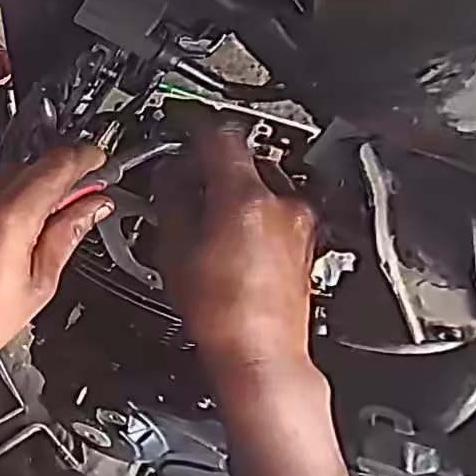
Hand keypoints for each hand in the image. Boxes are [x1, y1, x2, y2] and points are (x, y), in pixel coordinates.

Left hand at [0, 146, 112, 442]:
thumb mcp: (38, 283)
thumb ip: (68, 233)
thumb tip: (92, 206)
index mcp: (9, 216)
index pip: (57, 165)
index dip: (85, 159)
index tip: (98, 162)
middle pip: (31, 168)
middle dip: (58, 182)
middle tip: (77, 205)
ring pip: (5, 177)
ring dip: (28, 193)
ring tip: (36, 232)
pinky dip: (0, 203)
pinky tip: (5, 235)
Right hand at [162, 128, 343, 475]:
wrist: (261, 353)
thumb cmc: (222, 312)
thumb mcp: (175, 249)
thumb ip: (171, 201)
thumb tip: (170, 178)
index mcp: (244, 198)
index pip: (218, 138)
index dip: (193, 125)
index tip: (180, 122)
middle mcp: (282, 202)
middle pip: (242, 158)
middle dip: (209, 163)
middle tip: (180, 177)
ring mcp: (299, 221)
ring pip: (259, 182)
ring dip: (230, 185)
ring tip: (200, 210)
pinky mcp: (305, 240)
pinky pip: (273, 206)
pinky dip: (248, 206)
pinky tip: (224, 232)